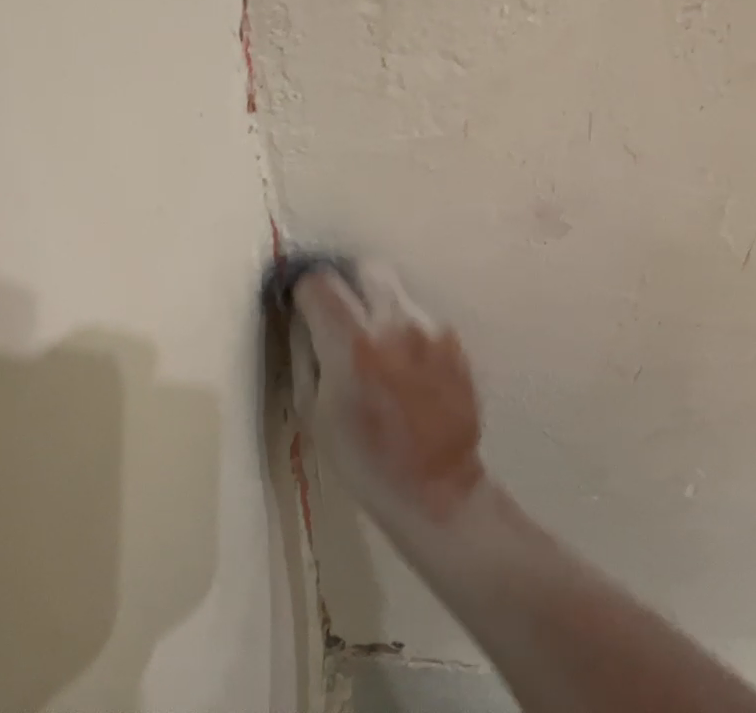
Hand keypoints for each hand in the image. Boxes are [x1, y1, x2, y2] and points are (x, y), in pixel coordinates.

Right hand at [292, 261, 484, 522]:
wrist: (436, 489)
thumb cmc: (363, 460)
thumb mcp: (312, 411)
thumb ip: (305, 352)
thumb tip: (302, 315)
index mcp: (354, 344)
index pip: (320, 281)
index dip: (303, 289)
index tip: (301, 306)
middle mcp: (397, 323)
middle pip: (364, 267)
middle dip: (344, 283)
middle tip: (337, 314)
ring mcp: (432, 329)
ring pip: (394, 290)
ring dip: (375, 307)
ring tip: (373, 348)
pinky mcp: (454, 341)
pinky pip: (418, 316)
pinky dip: (402, 329)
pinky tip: (401, 367)